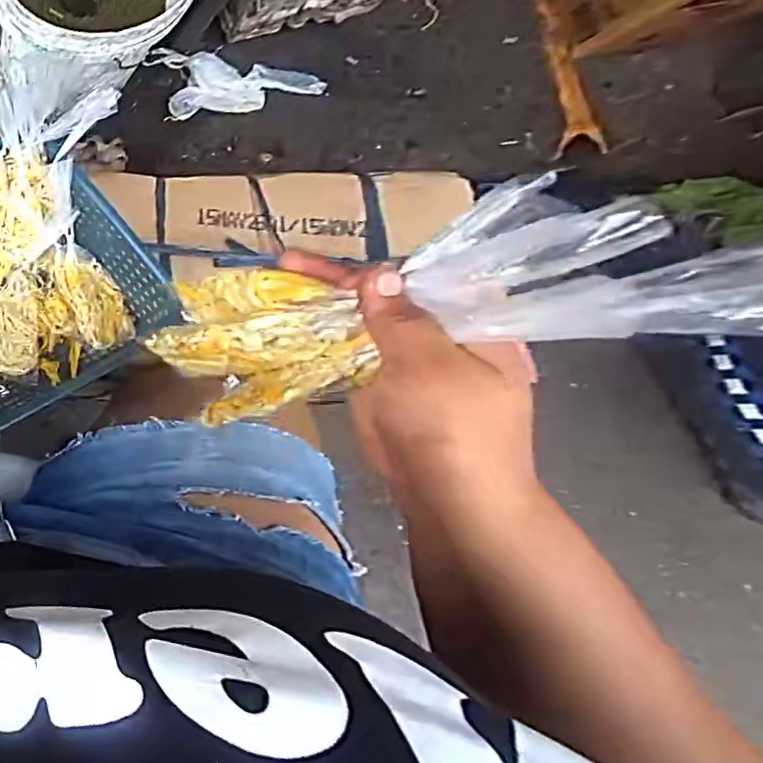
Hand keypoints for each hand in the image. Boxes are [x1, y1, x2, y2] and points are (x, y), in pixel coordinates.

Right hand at [279, 251, 538, 498]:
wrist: (451, 499)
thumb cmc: (451, 428)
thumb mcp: (428, 364)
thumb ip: (401, 317)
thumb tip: (378, 272)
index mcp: (474, 324)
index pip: (419, 278)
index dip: (370, 267)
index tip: (322, 265)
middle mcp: (444, 337)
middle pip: (389, 297)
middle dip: (341, 281)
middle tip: (290, 264)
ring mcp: (413, 364)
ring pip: (368, 324)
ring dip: (331, 305)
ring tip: (287, 285)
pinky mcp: (387, 389)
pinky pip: (356, 353)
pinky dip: (329, 337)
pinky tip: (301, 323)